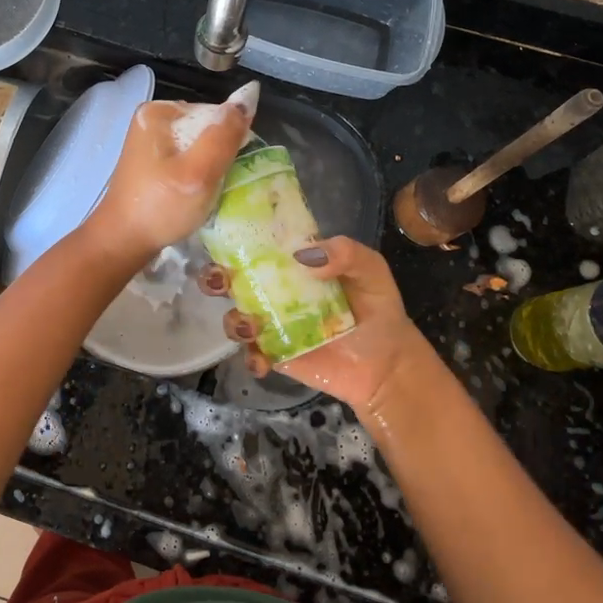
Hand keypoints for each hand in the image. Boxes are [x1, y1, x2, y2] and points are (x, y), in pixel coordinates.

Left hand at [87, 83, 255, 257]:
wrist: (122, 242)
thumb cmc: (161, 206)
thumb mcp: (199, 172)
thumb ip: (225, 135)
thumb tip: (249, 94)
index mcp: (159, 111)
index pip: (214, 115)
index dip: (227, 143)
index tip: (224, 170)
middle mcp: (151, 119)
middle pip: (206, 129)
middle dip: (216, 156)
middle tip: (212, 185)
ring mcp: (149, 141)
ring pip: (198, 147)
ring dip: (208, 168)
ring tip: (202, 193)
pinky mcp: (150, 162)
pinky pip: (186, 159)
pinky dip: (195, 175)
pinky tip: (190, 195)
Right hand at [201, 236, 433, 412]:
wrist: (389, 363)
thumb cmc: (378, 308)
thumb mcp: (370, 269)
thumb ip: (345, 252)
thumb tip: (304, 256)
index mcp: (291, 264)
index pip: (254, 246)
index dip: (233, 240)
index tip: (226, 239)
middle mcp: (274, 291)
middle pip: (229, 280)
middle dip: (214, 278)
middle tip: (221, 281)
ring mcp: (273, 326)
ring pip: (235, 318)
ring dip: (233, 320)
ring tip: (251, 324)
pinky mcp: (278, 356)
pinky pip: (252, 357)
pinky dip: (251, 358)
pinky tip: (264, 358)